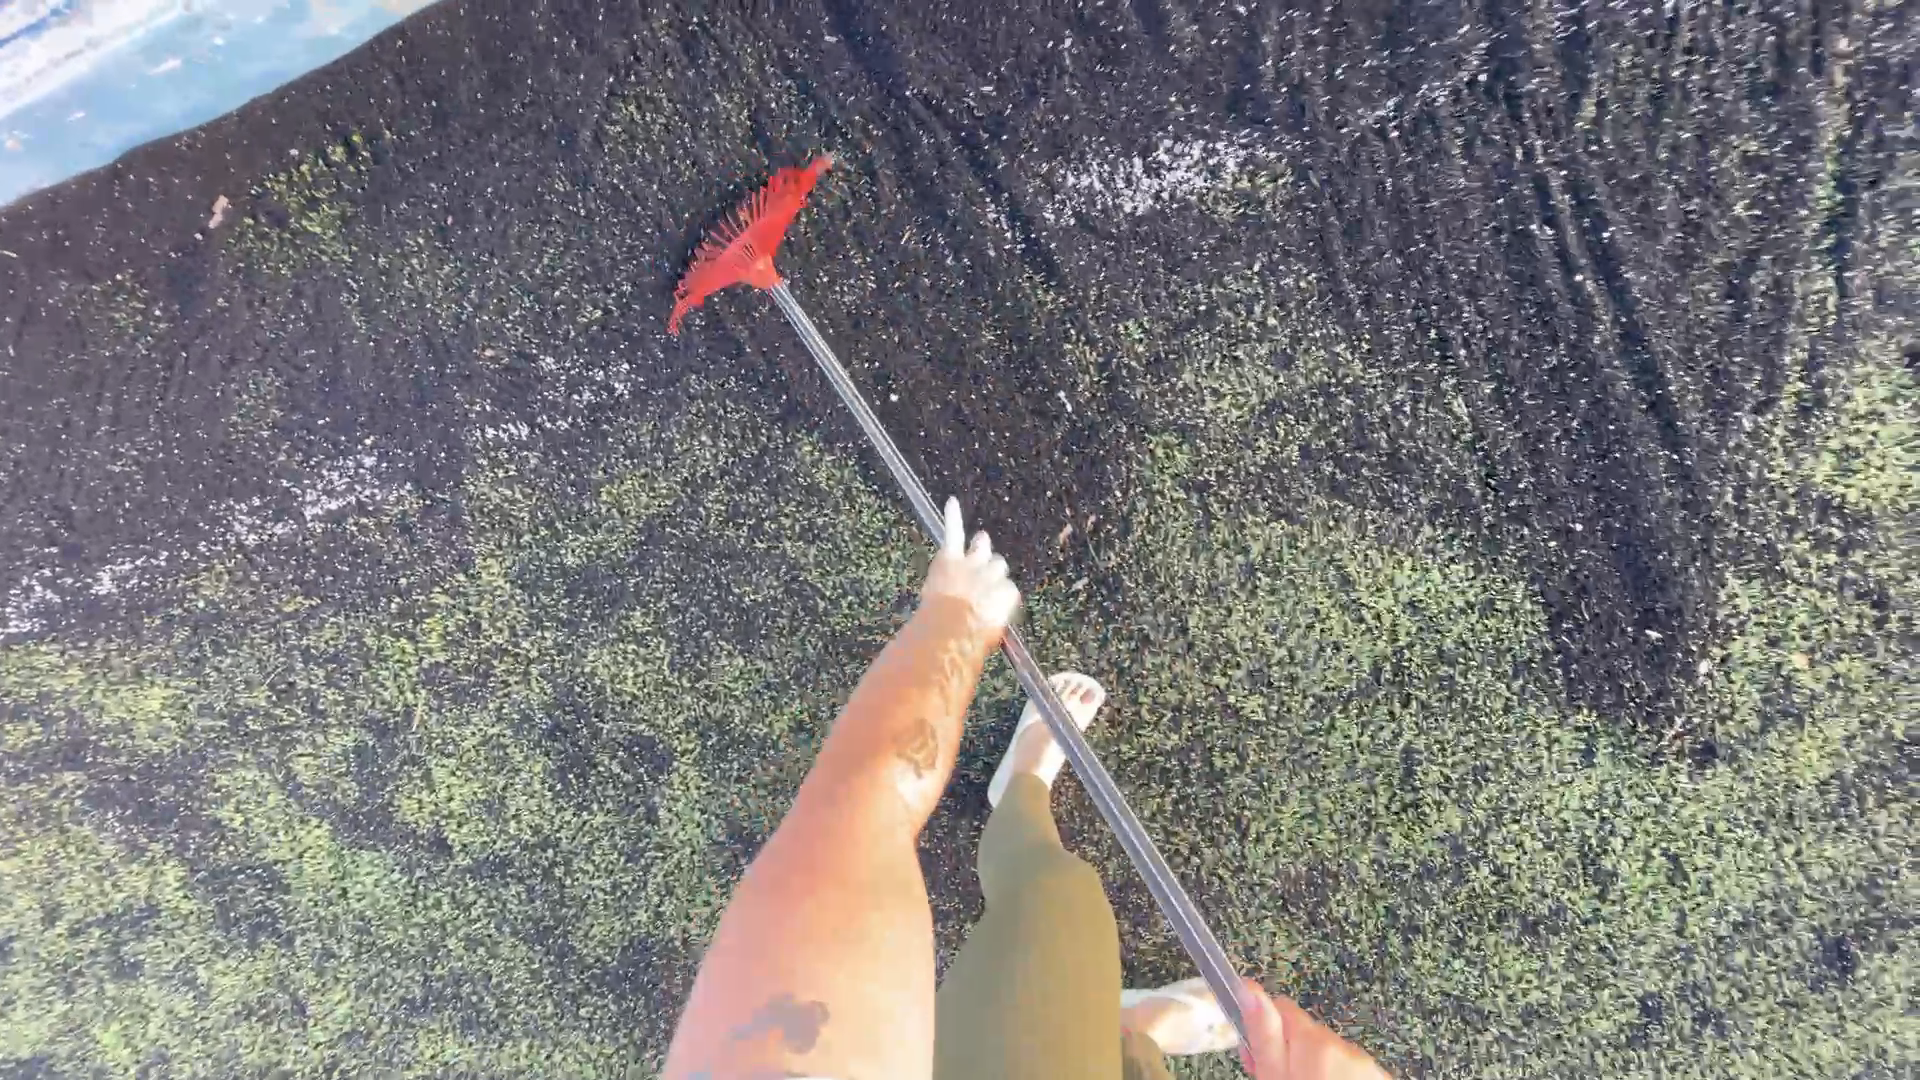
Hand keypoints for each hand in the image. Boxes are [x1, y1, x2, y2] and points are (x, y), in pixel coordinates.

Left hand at [919, 497, 1019, 631]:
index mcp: (1006, 596)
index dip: (997, 596)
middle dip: (991, 571)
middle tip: (981, 579)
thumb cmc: (969, 640)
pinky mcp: (951, 556)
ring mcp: (972, 563)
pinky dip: (952, 516)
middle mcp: (993, 575)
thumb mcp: (989, 638)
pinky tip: (951, 502)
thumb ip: (991, 628)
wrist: (950, 629)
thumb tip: (985, 636)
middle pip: (998, 565)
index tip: (989, 604)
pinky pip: (954, 532)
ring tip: (980, 541)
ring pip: (981, 548)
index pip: (1009, 590)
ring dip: (980, 547)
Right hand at [1237, 980, 1390, 1079]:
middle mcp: (1346, 1048)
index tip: (1259, 1058)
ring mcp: (1370, 1069)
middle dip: (1293, 1054)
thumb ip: (1263, 1034)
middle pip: (1308, 1035)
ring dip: (1320, 1072)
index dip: (1266, 1032)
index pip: (1282, 1009)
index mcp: (1314, 1042)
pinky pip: (1354, 1074)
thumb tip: (1249, 988)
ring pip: (1332, 1057)